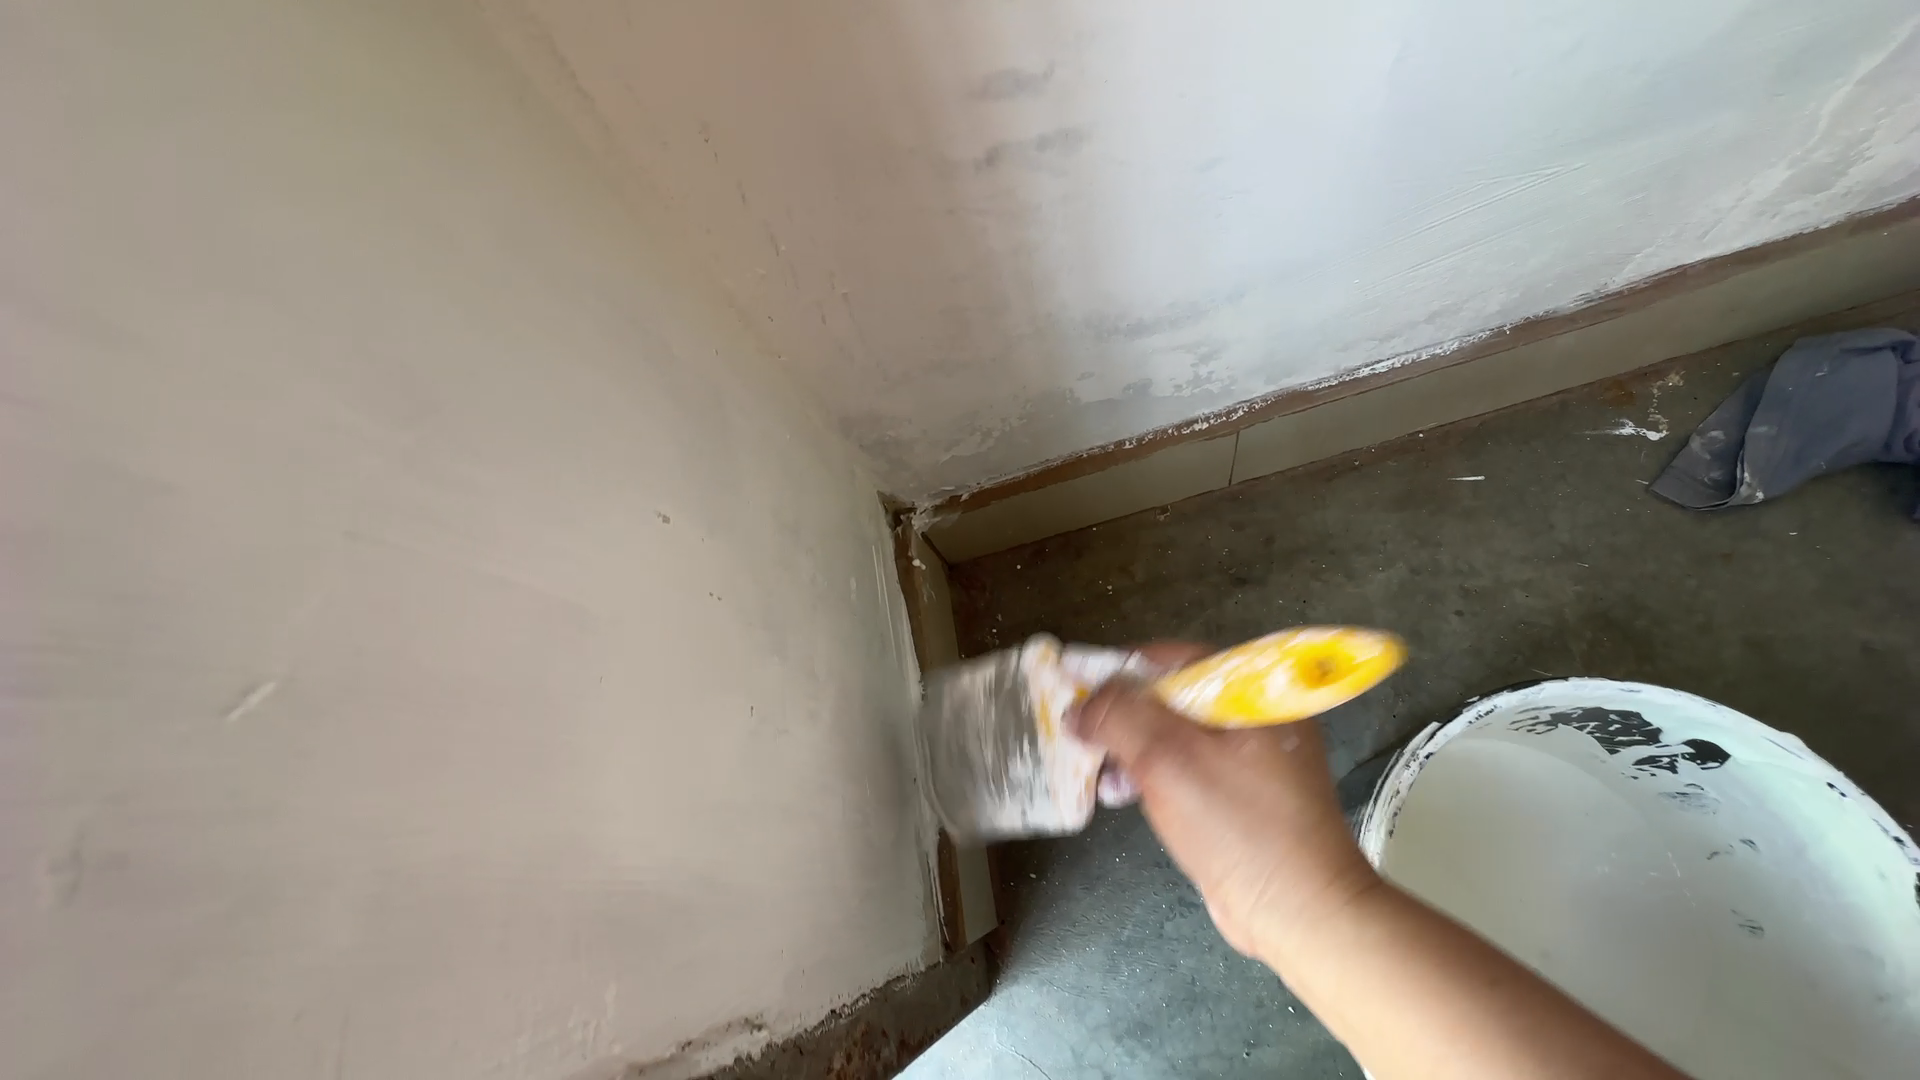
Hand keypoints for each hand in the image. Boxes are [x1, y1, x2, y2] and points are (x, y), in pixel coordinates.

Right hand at [1070, 643, 1380, 959]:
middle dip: (1121, 714)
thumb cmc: (1236, 826)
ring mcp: (1252, 754)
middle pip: (1171, 694)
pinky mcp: (1243, 791)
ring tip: (1098, 770)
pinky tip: (1123, 792)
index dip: (1118, 670)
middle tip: (1082, 733)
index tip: (1075, 688)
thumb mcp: (1167, 759)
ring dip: (1132, 746)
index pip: (1171, 658)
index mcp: (1251, 690)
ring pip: (1175, 731)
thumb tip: (1077, 705)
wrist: (1302, 914)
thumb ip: (1117, 717)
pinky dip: (1153, 771)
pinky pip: (1188, 763)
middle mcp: (1255, 713)